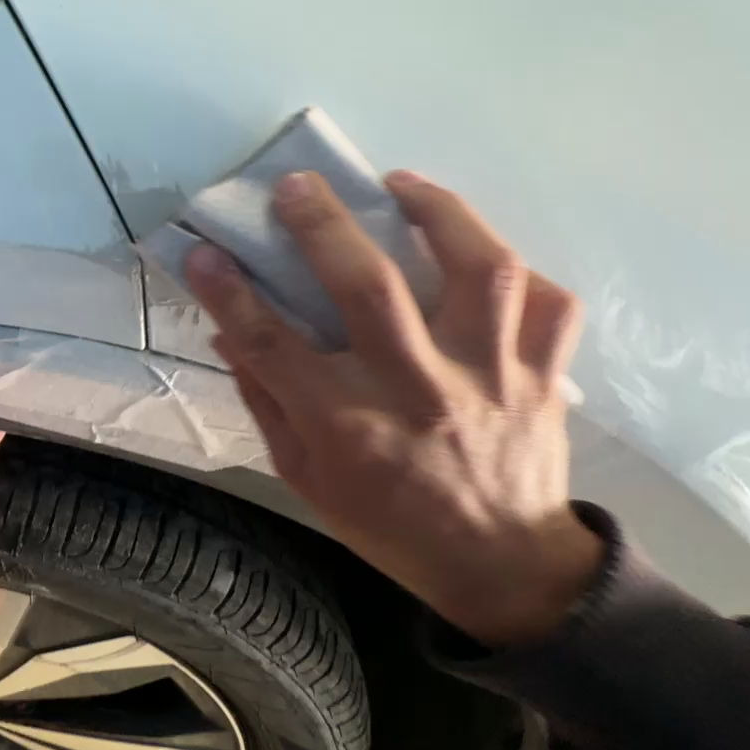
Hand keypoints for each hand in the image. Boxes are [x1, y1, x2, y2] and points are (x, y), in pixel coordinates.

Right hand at [184, 170, 602, 646]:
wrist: (502, 564)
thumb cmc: (382, 521)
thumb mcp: (301, 473)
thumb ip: (266, 400)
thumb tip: (231, 334)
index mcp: (344, 424)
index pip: (272, 343)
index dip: (229, 293)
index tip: (202, 252)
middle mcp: (416, 390)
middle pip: (368, 289)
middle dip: (324, 228)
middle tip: (297, 186)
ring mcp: (490, 377)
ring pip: (478, 273)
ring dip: (437, 216)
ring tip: (401, 185)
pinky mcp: (544, 375)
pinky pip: (547, 303)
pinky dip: (513, 267)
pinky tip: (472, 250)